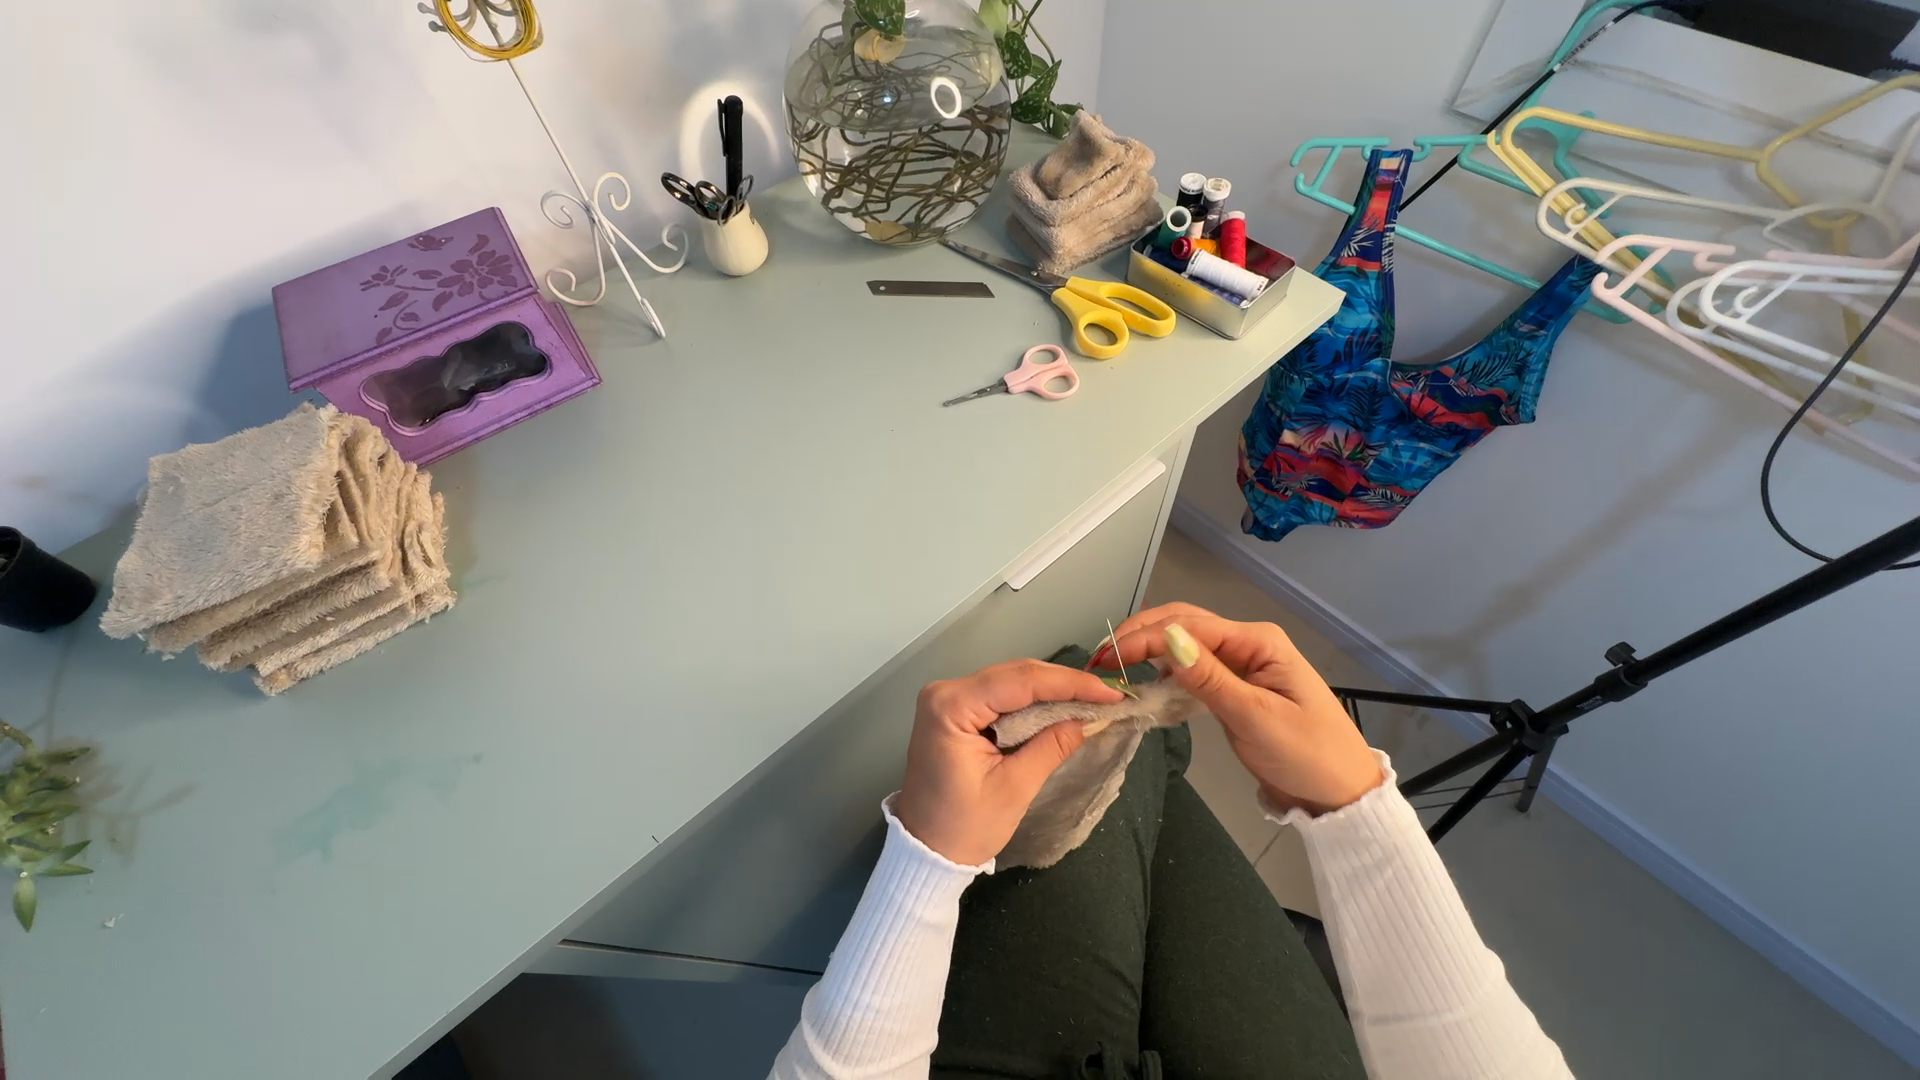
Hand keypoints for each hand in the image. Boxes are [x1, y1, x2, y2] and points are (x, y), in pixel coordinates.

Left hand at [894, 659, 1124, 865]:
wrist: (925, 850)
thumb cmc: (965, 826)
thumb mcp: (1014, 788)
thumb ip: (1052, 745)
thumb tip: (1090, 718)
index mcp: (951, 706)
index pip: (1020, 681)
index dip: (1069, 684)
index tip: (1110, 693)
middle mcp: (945, 691)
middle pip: (1014, 675)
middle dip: (1063, 684)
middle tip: (1108, 696)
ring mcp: (948, 698)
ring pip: (1010, 681)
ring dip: (1051, 690)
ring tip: (1092, 700)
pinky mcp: (955, 710)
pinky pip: (1000, 696)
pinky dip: (1032, 702)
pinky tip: (1060, 708)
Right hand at [1100, 603, 1382, 814]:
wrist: (1340, 794)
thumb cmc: (1307, 755)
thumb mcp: (1256, 718)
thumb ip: (1209, 678)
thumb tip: (1166, 638)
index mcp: (1258, 641)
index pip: (1189, 626)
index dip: (1144, 637)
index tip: (1108, 658)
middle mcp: (1247, 643)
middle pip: (1183, 623)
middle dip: (1139, 634)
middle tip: (1101, 658)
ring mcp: (1240, 663)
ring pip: (1184, 643)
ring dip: (1148, 648)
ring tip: (1113, 665)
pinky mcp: (1232, 685)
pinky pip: (1191, 667)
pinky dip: (1162, 668)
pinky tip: (1142, 678)